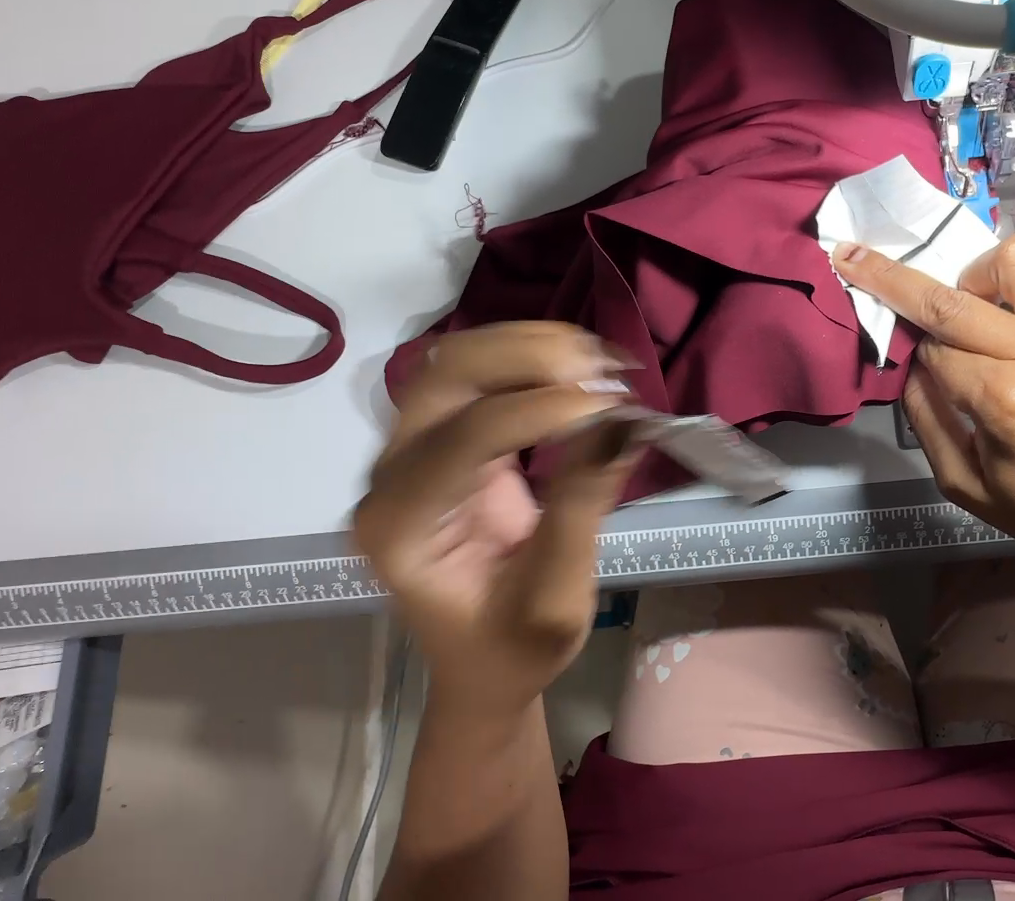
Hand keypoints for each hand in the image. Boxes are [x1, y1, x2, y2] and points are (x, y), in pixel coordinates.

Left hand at [353, 322, 640, 717]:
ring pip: (456, 361)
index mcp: (400, 528)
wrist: (483, 667)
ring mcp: (410, 453)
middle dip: (528, 358)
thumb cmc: (512, 651)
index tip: (617, 405)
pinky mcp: (442, 441)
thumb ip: (581, 507)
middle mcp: (389, 477)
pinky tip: (579, 364)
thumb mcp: (556, 598)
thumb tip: (624, 422)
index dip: (544, 409)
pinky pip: (475, 376)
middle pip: (444, 377)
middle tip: (605, 369)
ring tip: (601, 360)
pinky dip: (529, 356)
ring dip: (530, 345)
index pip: (467, 437)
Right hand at [831, 232, 1014, 598]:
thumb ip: (925, 420)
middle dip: (894, 278)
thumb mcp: (965, 486)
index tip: (917, 365)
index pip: (933, 351)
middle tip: (857, 257)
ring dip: (982, 274)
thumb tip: (909, 363)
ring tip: (982, 305)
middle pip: (954, 299)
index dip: (917, 357)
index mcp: (1006, 400)